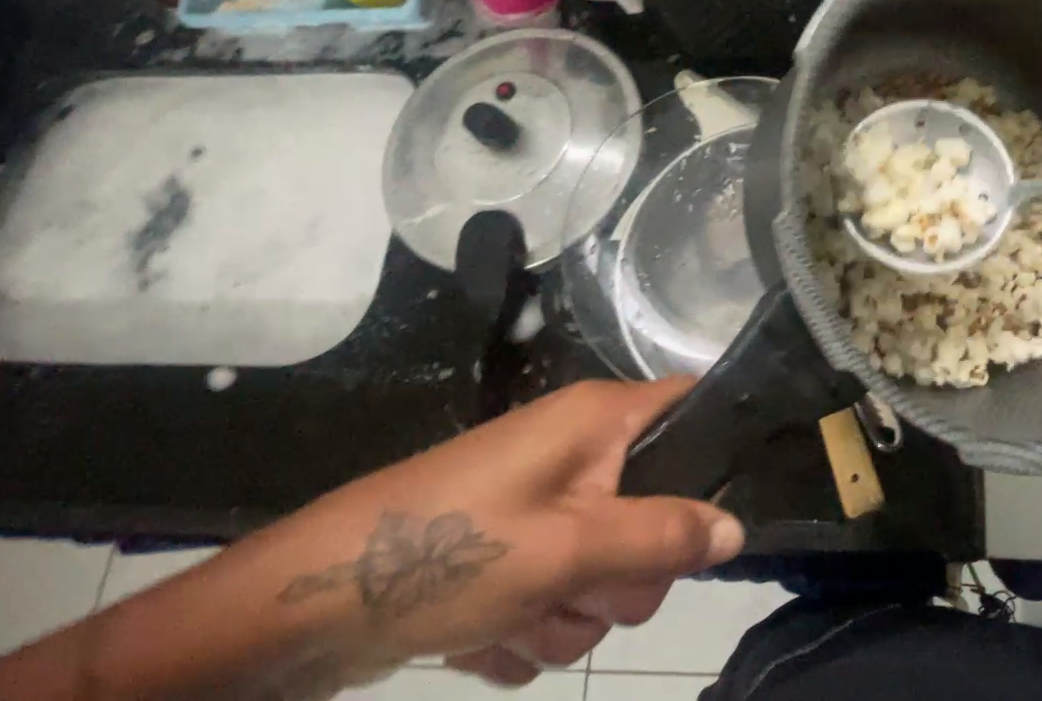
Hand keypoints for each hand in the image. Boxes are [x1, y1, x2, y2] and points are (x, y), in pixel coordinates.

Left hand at [258, 378, 741, 687]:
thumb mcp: (569, 549)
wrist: (302, 613)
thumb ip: (663, 537)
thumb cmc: (444, 554)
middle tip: (584, 587)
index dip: (718, 450)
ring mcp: (541, 505)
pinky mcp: (509, 553)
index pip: (690, 404)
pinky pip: (558, 595)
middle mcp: (576, 452)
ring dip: (571, 613)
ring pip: (606, 567)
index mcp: (596, 420)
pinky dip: (530, 626)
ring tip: (514, 617)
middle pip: (657, 508)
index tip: (718, 512)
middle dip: (626, 573)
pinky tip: (485, 636)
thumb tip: (739, 529)